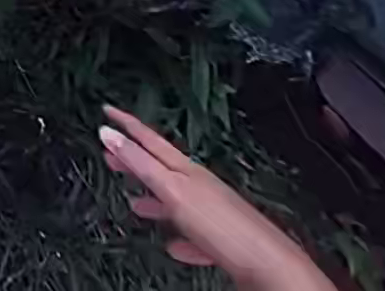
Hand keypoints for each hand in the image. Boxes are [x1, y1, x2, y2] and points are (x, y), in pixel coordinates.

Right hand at [100, 106, 334, 290]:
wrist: (277, 274)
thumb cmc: (225, 228)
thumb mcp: (171, 190)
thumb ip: (138, 162)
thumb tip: (108, 132)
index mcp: (186, 169)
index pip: (148, 137)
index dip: (125, 122)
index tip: (107, 111)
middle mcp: (200, 186)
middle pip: (159, 167)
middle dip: (133, 160)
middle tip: (110, 155)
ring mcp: (215, 213)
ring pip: (176, 200)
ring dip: (153, 200)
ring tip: (136, 204)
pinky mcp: (226, 242)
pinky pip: (195, 234)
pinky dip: (180, 236)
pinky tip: (175, 246)